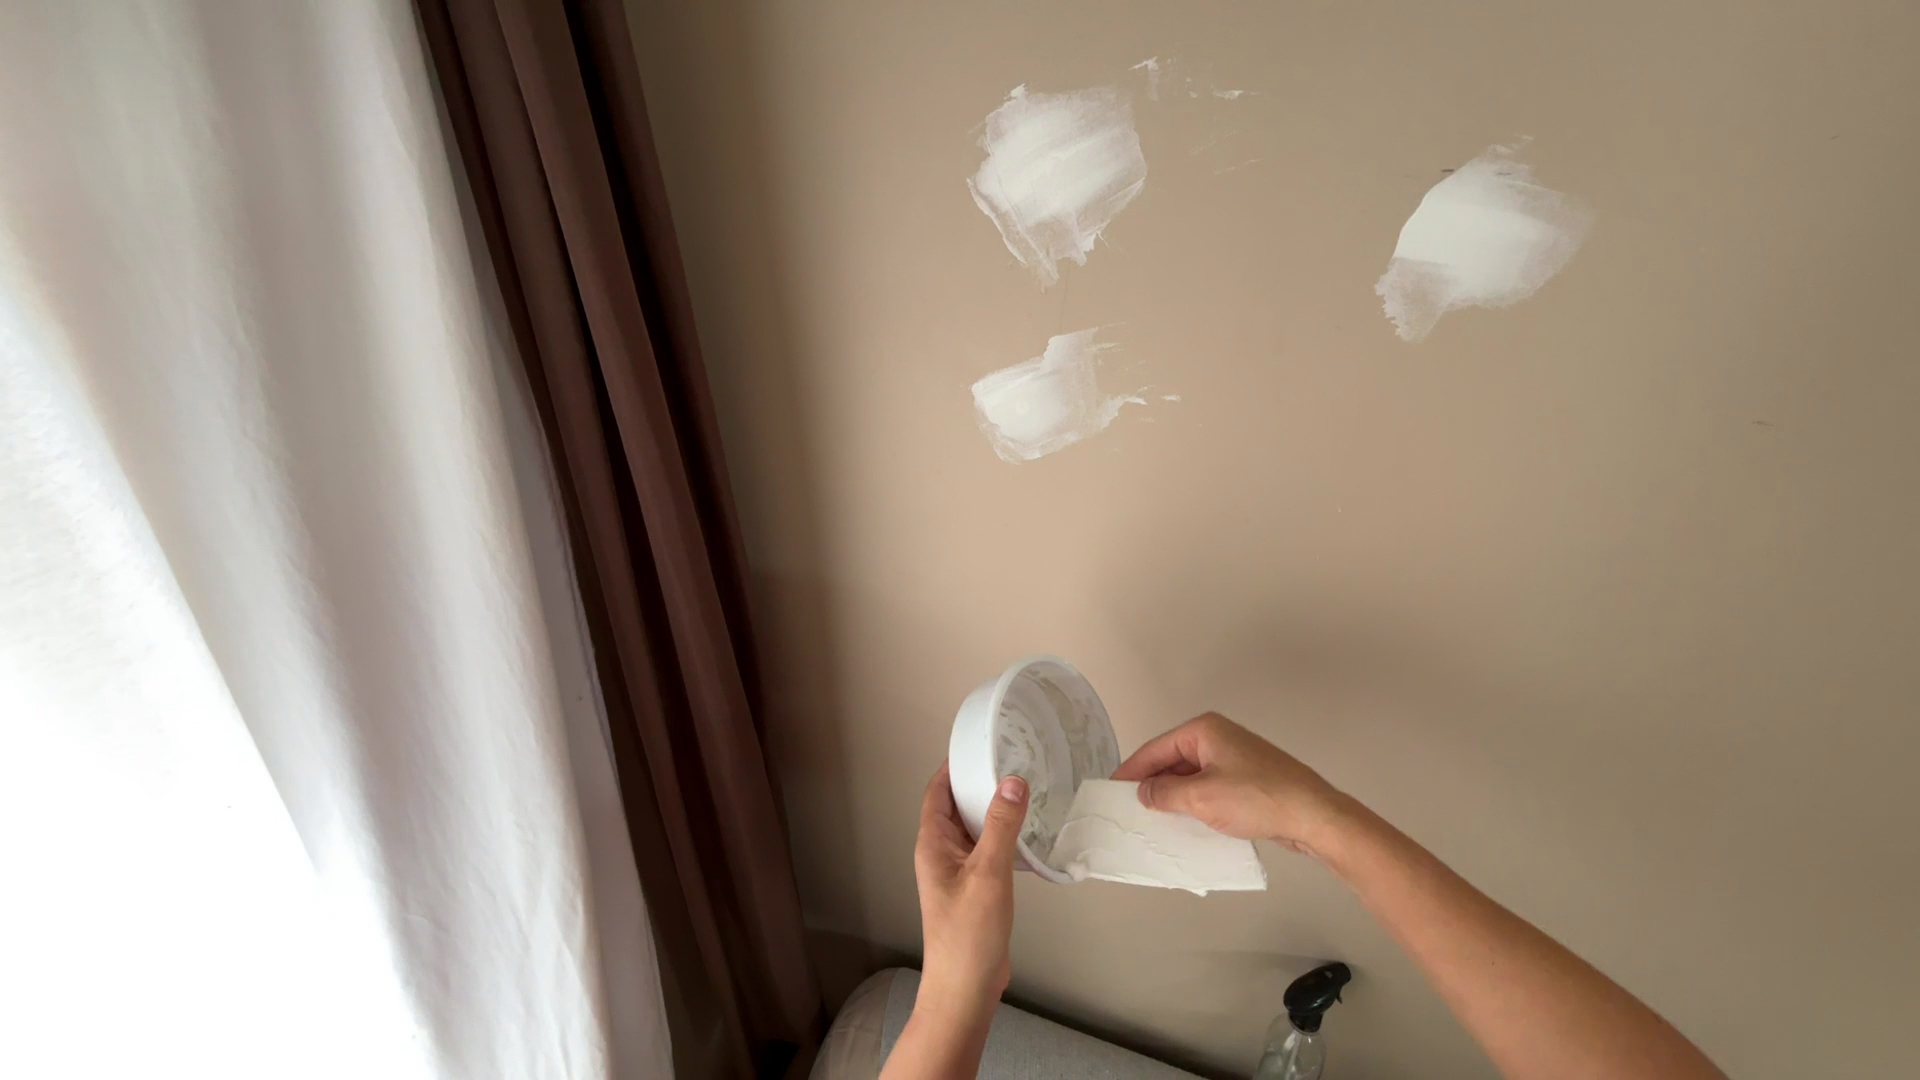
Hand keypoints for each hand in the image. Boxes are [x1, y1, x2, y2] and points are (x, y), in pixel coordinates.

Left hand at [912, 764, 1027, 1013]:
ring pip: (973, 827)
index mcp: (932, 843)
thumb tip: (1012, 781)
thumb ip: (1000, 826)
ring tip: (1024, 789)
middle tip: (1010, 761)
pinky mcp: (974, 887)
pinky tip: (1027, 832)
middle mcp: (940, 852)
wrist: (966, 990)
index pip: (937, 790)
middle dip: (978, 782)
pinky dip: (1002, 835)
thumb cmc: (968, 932)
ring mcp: (956, 871)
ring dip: (993, 809)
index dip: (954, 765)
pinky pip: (986, 848)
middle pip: (956, 805)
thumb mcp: (988, 873)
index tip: (981, 744)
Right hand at [1111, 712, 1347, 856]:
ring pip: (1191, 775)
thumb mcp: (1201, 797)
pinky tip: (1187, 821)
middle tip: (1129, 808)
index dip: (1132, 770)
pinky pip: (1210, 786)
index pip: (1156, 748)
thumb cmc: (1256, 798)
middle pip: (1172, 759)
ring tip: (1153, 818)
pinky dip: (1196, 801)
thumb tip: (1144, 791)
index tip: (1111, 789)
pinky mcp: (1248, 778)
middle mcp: (1218, 736)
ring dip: (1174, 795)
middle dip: (1153, 783)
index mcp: (1203, 730)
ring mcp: (1235, 757)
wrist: (1315, 816)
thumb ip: (1165, 792)